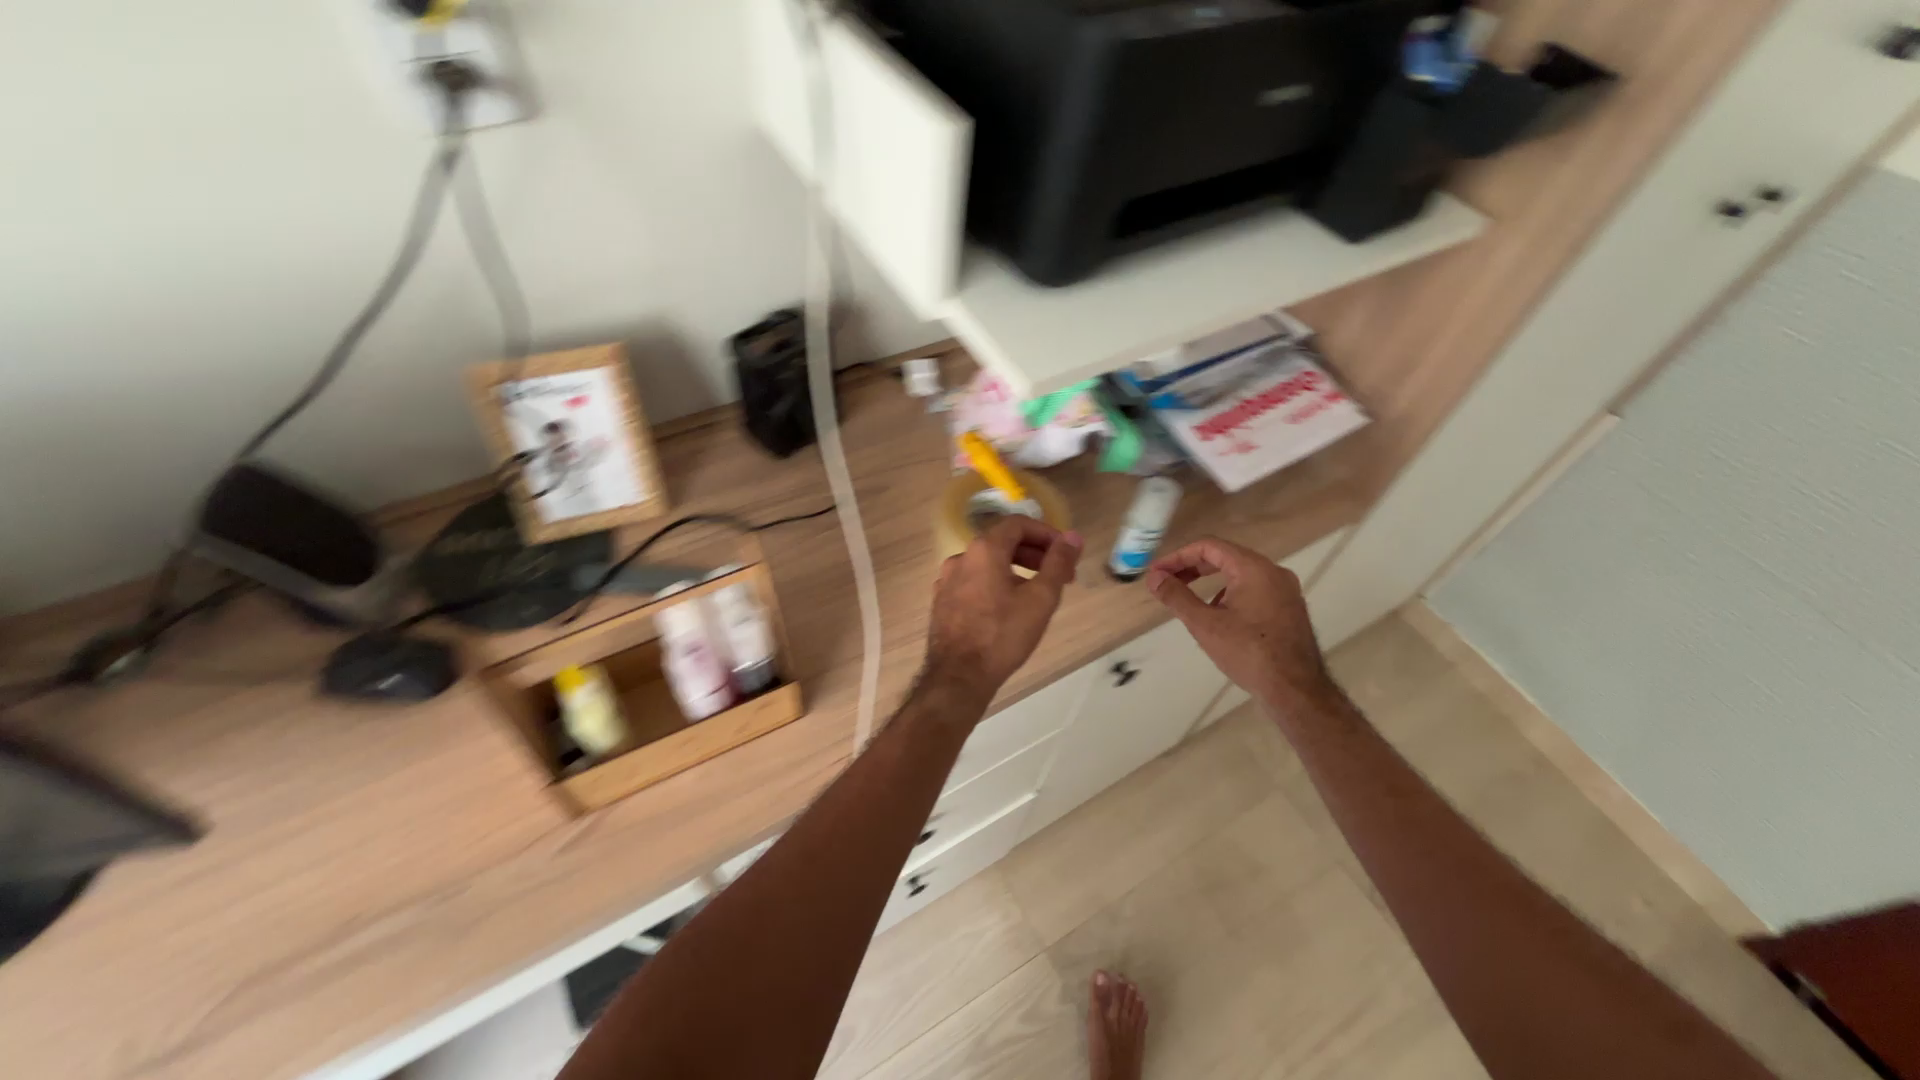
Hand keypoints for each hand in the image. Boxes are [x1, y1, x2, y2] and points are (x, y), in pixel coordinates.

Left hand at [925, 518, 1082, 706]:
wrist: (958, 677)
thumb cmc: (1003, 635)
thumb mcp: (1041, 598)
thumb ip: (1058, 563)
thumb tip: (1073, 537)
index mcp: (984, 550)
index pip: (1018, 524)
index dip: (1046, 533)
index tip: (1065, 551)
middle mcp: (960, 558)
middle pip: (1001, 543)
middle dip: (1033, 553)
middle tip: (1058, 574)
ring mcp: (946, 581)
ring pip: (986, 564)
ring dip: (1015, 570)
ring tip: (1036, 593)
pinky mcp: (941, 602)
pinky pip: (973, 582)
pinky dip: (994, 584)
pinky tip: (1007, 609)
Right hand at [1144, 536, 1336, 711]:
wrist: (1295, 688)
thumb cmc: (1248, 653)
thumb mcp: (1205, 624)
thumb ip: (1177, 597)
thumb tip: (1154, 578)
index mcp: (1254, 568)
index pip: (1209, 547)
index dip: (1178, 557)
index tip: (1157, 573)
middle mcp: (1273, 571)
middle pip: (1226, 557)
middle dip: (1193, 568)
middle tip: (1167, 582)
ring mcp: (1286, 590)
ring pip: (1241, 574)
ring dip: (1212, 582)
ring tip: (1192, 602)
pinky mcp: (1290, 608)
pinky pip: (1255, 589)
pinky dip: (1231, 594)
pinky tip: (1221, 619)